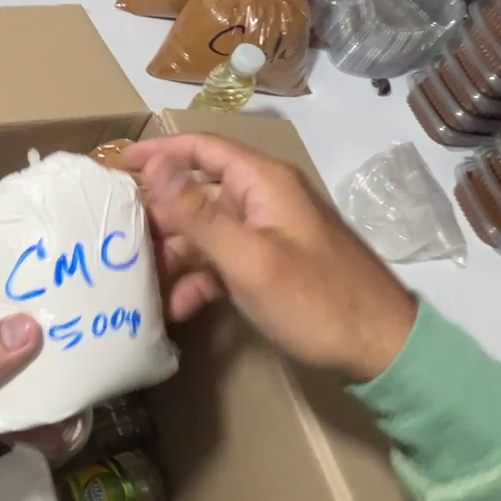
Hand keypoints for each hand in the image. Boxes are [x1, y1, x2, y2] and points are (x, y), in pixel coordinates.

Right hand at [124, 133, 417, 381]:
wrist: (382, 352)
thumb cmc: (314, 300)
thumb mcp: (246, 256)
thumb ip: (197, 211)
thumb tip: (154, 163)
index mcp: (262, 183)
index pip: (201, 148)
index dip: (160, 152)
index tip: (118, 164)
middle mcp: (263, 199)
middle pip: (199, 192)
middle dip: (160, 214)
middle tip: (120, 236)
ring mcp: (268, 233)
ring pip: (207, 230)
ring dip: (175, 254)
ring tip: (141, 279)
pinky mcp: (271, 265)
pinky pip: (224, 261)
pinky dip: (199, 280)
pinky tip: (177, 307)